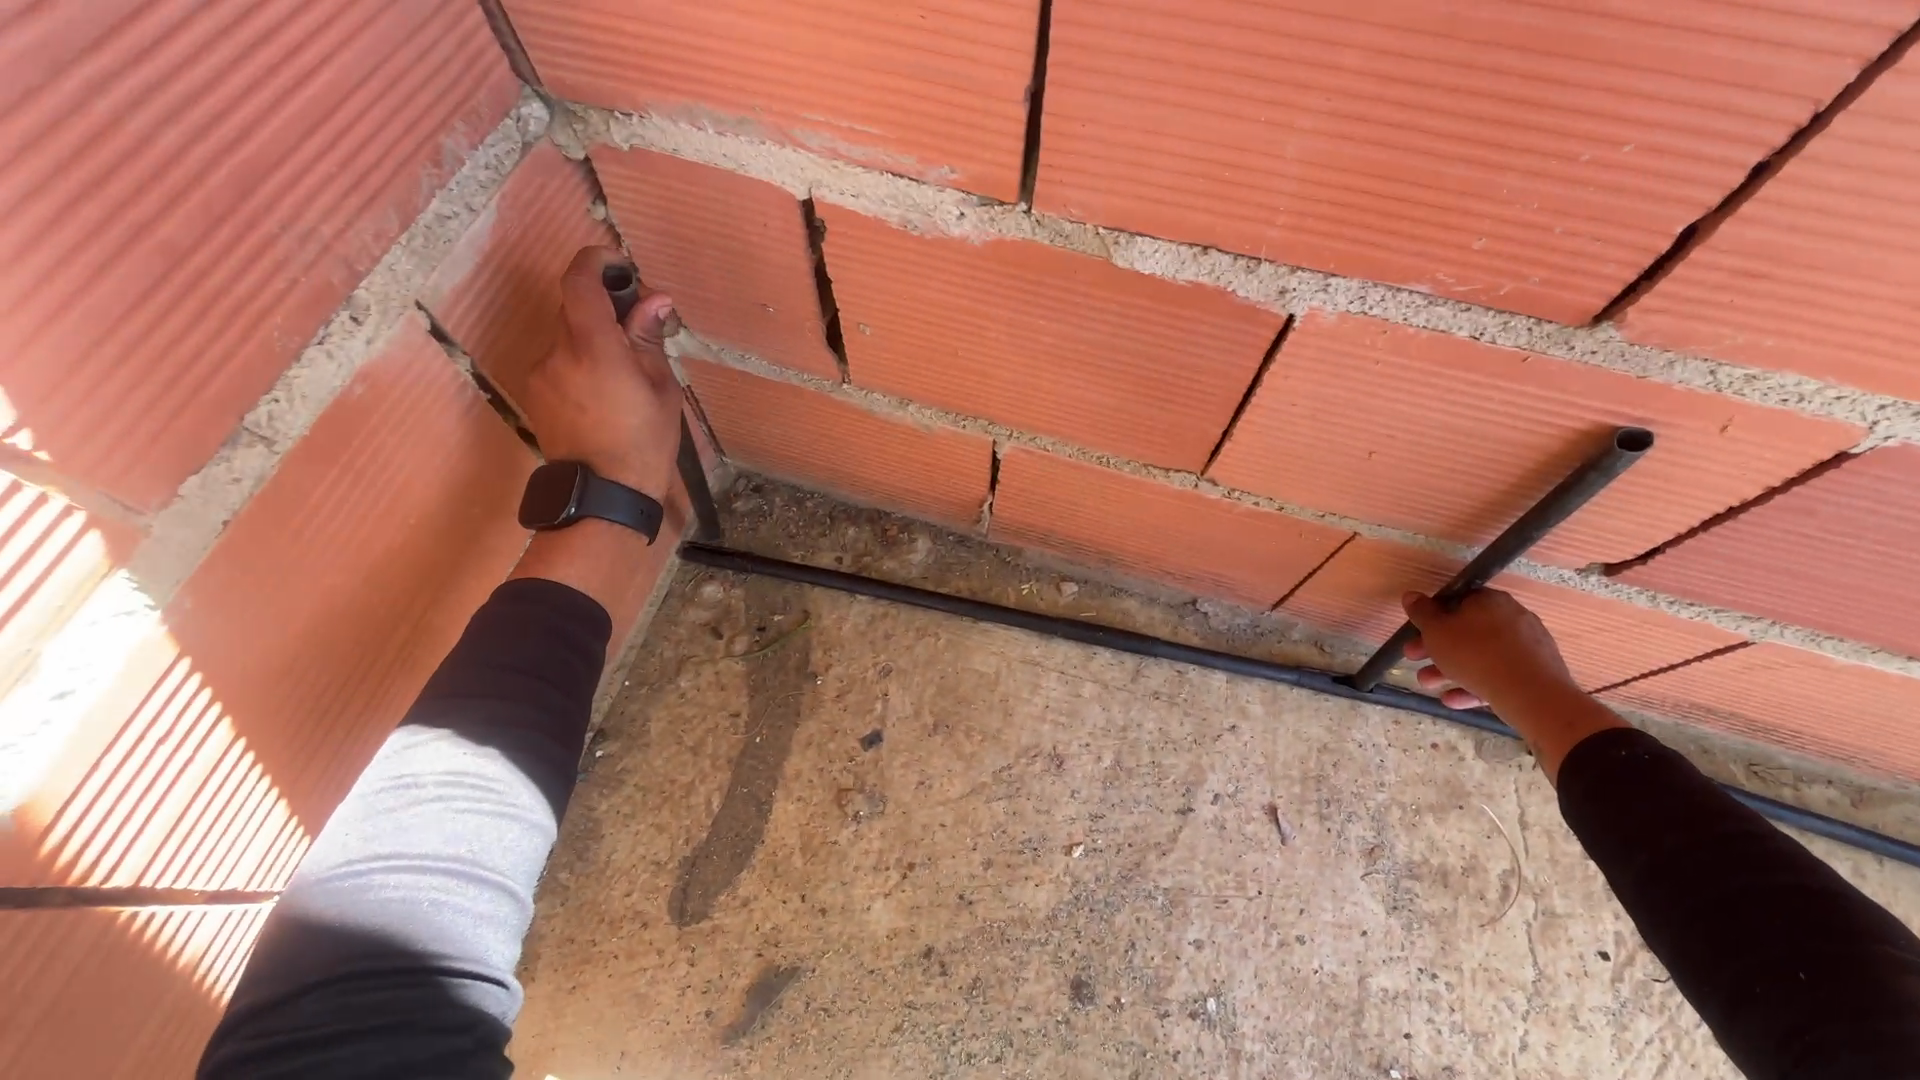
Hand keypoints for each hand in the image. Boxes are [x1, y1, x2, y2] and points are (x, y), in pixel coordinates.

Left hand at [517, 246, 680, 499]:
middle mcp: (559, 352)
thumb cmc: (644, 442)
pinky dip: (581, 364)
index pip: (580, 281)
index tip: (619, 265)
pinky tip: (605, 395)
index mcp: (594, 347)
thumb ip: (649, 338)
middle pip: (575, 308)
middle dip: (605, 307)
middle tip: (638, 324)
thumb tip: (655, 300)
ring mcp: (542, 373)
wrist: (604, 493)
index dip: (596, 261)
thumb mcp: (661, 389)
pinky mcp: (536, 393)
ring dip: (594, 340)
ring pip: (568, 338)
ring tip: (625, 372)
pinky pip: (560, 363)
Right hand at [1401, 588, 1578, 711]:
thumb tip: (1411, 595)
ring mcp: (1527, 646)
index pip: (1456, 601)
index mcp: (1489, 601)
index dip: (1432, 617)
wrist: (1533, 695)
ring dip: (1449, 669)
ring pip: (1480, 655)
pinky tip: (1452, 700)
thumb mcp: (1436, 632)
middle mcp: (1512, 617)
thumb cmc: (1476, 654)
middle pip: (1465, 631)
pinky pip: (1498, 674)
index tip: (1415, 632)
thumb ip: (1421, 613)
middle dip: (1435, 648)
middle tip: (1413, 659)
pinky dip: (1474, 685)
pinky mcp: (1534, 672)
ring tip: (1428, 685)